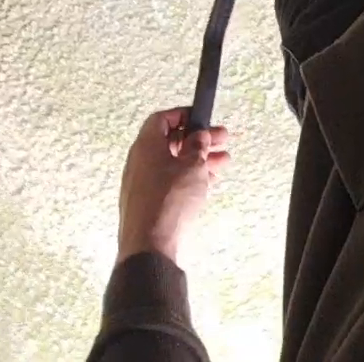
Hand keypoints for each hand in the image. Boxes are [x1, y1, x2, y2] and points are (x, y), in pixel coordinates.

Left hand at [116, 107, 229, 268]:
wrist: (151, 248)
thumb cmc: (170, 198)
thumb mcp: (193, 165)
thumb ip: (198, 145)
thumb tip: (198, 136)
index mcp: (146, 146)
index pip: (162, 119)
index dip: (184, 115)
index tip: (203, 119)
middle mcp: (139, 162)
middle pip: (171, 142)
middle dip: (199, 139)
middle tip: (223, 140)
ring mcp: (142, 184)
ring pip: (173, 163)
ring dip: (199, 159)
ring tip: (224, 162)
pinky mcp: (147, 204)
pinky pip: (170, 182)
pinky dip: (189, 177)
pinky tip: (209, 181)